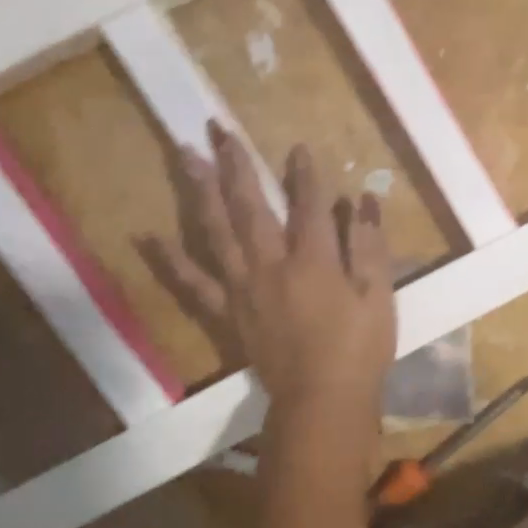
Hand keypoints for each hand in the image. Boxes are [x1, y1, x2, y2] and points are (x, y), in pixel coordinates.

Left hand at [159, 124, 396, 417]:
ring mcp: (243, 287)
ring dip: (201, 192)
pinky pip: (193, 282)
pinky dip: (170, 259)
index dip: (305, 176)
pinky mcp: (227, 311)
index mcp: (314, 261)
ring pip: (217, 232)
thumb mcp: (379, 296)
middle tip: (218, 130)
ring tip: (184, 157)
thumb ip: (369, 247)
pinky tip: (148, 236)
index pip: (308, 207)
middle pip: (251, 208)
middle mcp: (271, 265)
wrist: (323, 397)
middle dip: (237, 167)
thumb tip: (364, 202)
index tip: (298, 146)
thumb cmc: (360, 347)